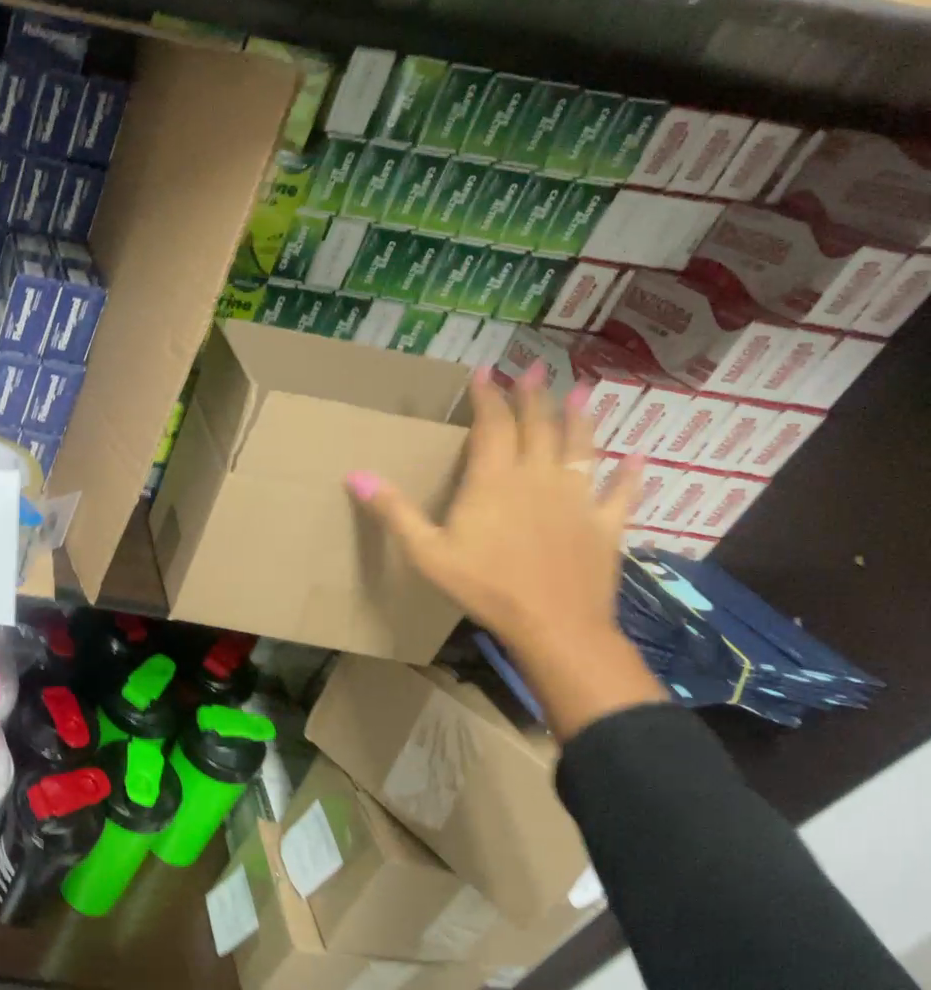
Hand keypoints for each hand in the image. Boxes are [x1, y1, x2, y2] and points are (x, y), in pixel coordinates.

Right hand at [346, 364, 638, 652]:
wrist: (555, 626)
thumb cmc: (484, 586)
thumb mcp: (426, 552)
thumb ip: (394, 511)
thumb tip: (355, 475)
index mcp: (494, 481)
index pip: (492, 426)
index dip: (488, 397)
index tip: (484, 371)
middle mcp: (538, 478)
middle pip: (538, 427)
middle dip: (532, 395)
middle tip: (532, 367)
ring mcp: (577, 500)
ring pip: (581, 448)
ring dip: (580, 418)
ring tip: (582, 392)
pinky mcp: (606, 525)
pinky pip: (621, 493)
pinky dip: (630, 474)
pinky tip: (639, 458)